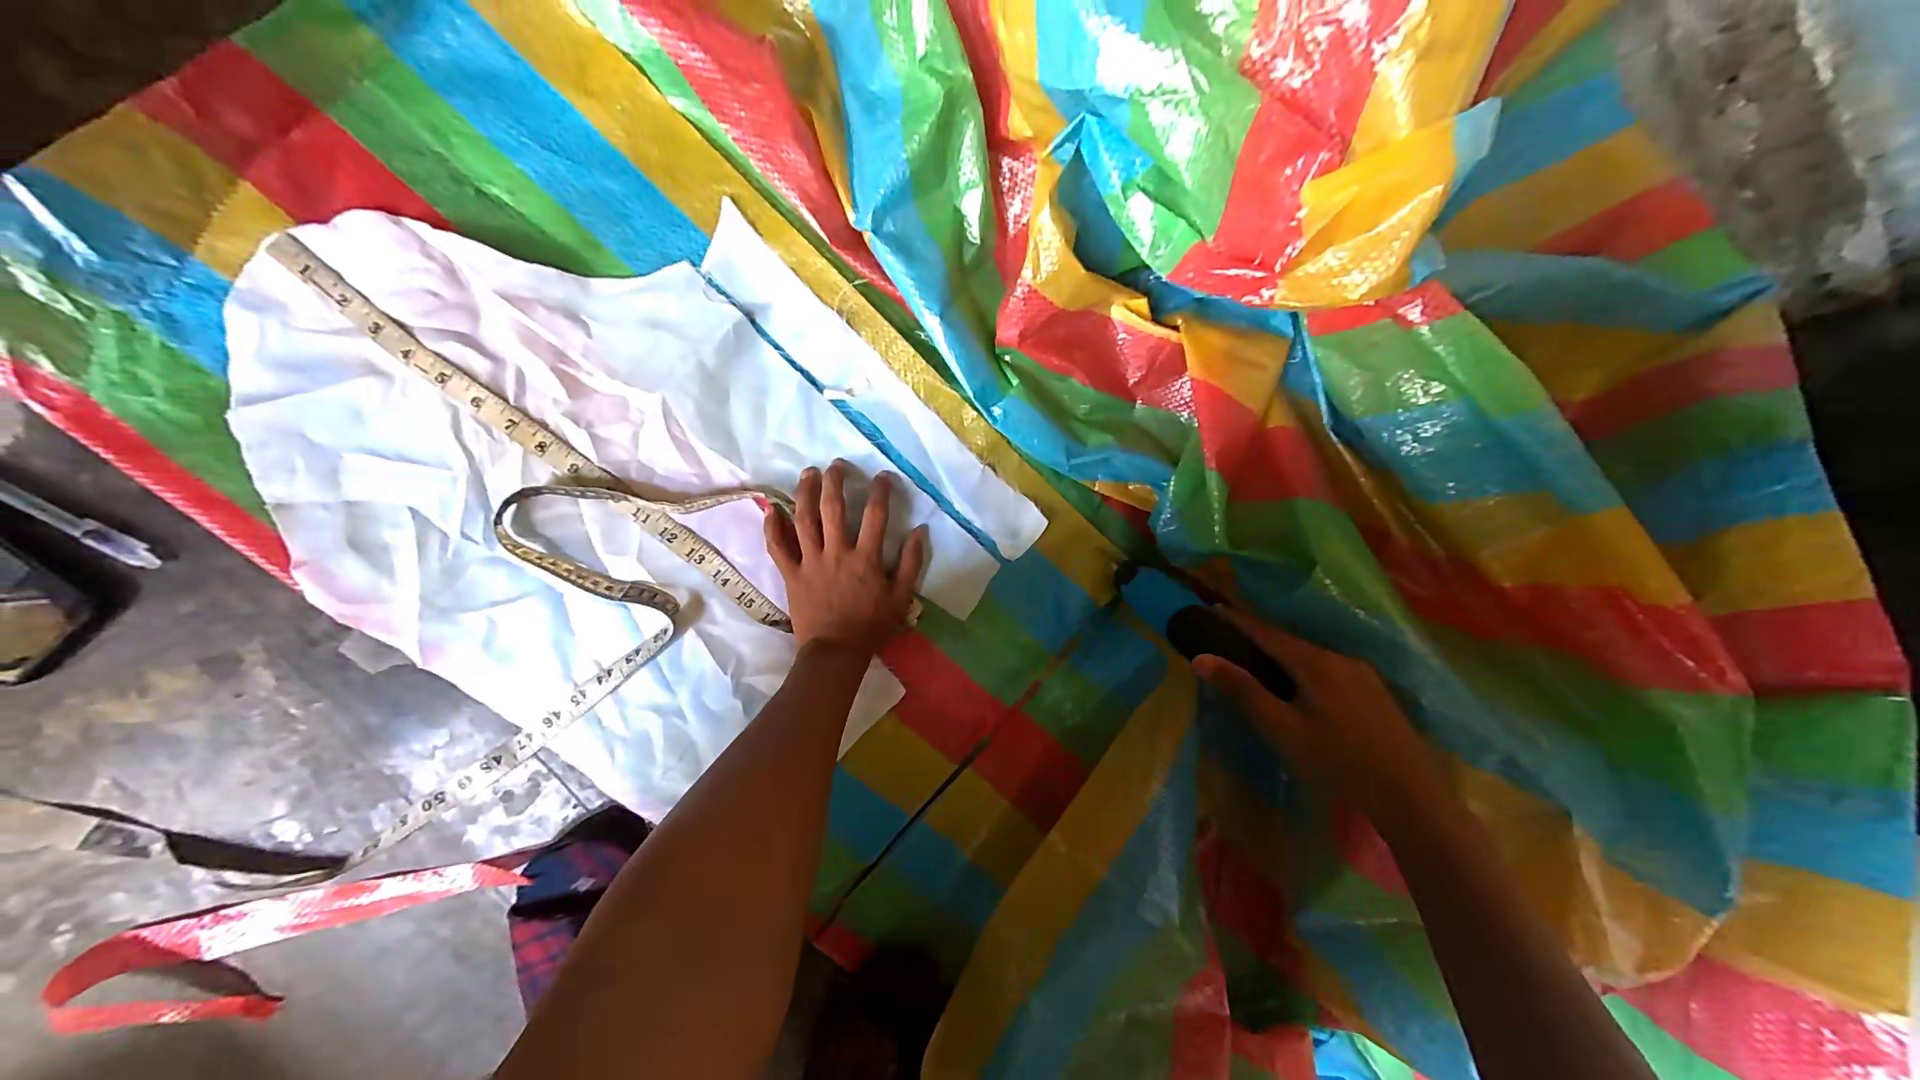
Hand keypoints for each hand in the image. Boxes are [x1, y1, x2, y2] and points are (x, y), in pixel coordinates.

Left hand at [763, 461, 927, 655]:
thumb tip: (920, 530)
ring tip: (808, 473)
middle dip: (835, 481)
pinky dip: (773, 527)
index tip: (882, 477)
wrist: (836, 652)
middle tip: (837, 465)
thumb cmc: (871, 625)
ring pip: (804, 519)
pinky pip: (778, 547)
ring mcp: (811, 562)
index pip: (876, 515)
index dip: (880, 491)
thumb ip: (911, 562)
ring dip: (805, 492)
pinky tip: (771, 508)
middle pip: (834, 508)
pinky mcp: (791, 574)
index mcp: (866, 558)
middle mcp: (837, 553)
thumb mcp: (901, 597)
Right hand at [1191, 608, 1447, 820]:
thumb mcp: (1281, 729)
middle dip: (1259, 636)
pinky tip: (1298, 686)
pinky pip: (1329, 669)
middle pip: (1290, 641)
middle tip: (1230, 636)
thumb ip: (1242, 690)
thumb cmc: (1337, 762)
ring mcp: (1363, 674)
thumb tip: (1200, 658)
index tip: (1213, 608)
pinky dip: (1303, 668)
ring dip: (1282, 654)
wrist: (1411, 796)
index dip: (1238, 620)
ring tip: (1258, 660)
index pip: (1267, 632)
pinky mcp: (1375, 692)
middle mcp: (1340, 658)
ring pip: (1311, 656)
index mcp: (1315, 663)